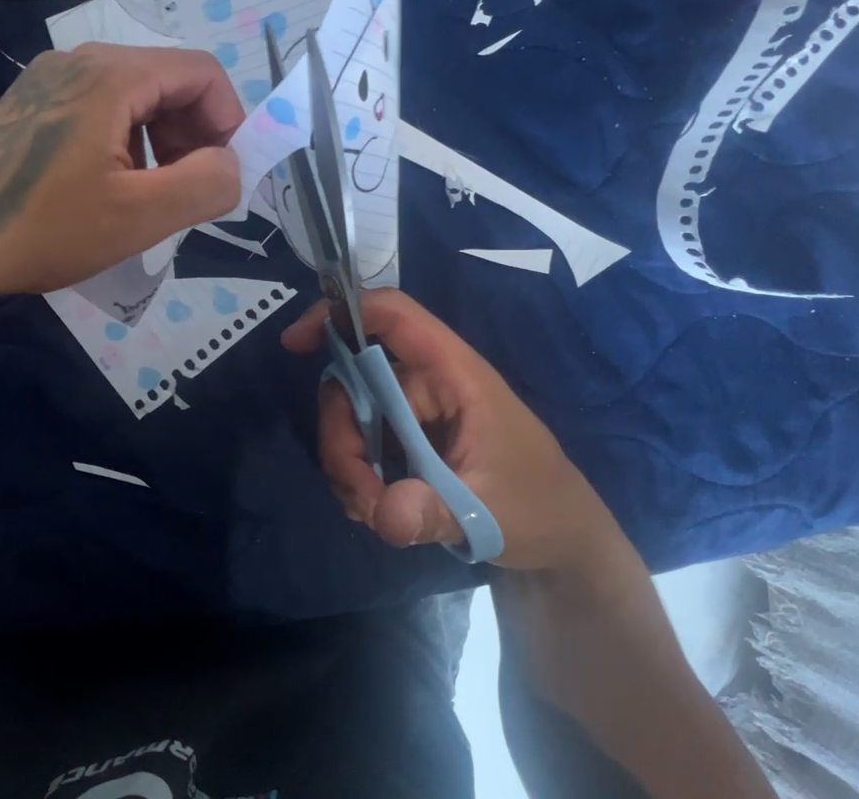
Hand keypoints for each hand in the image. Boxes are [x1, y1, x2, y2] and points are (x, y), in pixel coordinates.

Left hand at [0, 43, 242, 354]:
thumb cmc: (42, 229)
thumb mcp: (139, 216)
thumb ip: (207, 184)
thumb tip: (230, 163)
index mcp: (110, 75)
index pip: (201, 71)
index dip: (229, 120)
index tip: (224, 173)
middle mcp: (75, 62)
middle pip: (163, 80)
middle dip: (191, 134)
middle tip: (186, 193)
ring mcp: (41, 81)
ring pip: (127, 98)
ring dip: (155, 142)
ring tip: (145, 199)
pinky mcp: (21, 105)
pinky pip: (90, 110)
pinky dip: (116, 142)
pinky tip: (101, 191)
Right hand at [281, 288, 624, 571]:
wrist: (564, 544)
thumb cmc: (541, 510)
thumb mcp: (492, 515)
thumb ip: (436, 512)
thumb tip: (384, 514)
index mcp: (456, 375)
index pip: (394, 317)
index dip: (340, 314)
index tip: (295, 343)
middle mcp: (427, 384)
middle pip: (353, 383)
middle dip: (342, 440)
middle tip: (360, 497)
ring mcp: (412, 413)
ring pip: (349, 418)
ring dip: (346, 466)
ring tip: (373, 512)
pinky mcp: (405, 440)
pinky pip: (359, 443)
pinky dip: (355, 476)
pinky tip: (376, 510)